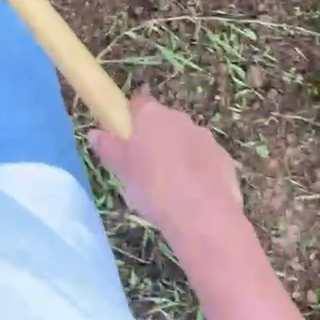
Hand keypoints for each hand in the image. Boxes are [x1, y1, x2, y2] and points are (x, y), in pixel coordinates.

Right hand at [90, 92, 243, 244]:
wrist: (203, 216)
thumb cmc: (153, 187)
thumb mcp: (120, 170)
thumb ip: (107, 147)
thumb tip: (94, 133)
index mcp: (151, 115)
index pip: (137, 103)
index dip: (130, 118)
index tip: (124, 139)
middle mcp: (179, 118)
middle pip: (162, 122)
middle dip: (155, 140)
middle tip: (143, 169)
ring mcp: (205, 137)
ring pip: (185, 141)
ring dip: (177, 156)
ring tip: (168, 189)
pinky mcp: (225, 159)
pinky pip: (205, 161)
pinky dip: (198, 173)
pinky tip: (191, 198)